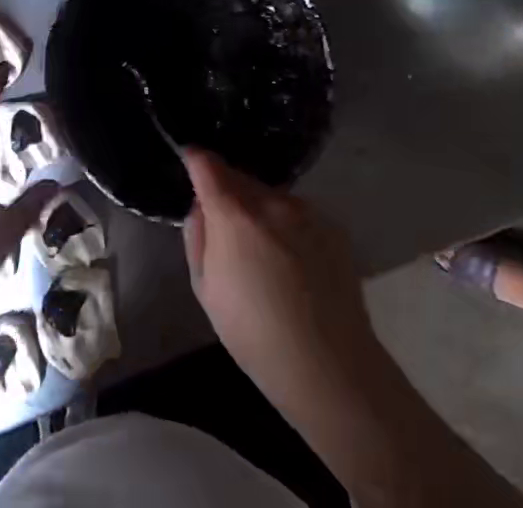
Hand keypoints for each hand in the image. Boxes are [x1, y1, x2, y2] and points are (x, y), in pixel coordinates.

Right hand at [180, 147, 380, 397]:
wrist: (329, 363)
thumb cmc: (253, 332)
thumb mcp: (205, 288)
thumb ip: (198, 236)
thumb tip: (202, 208)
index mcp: (234, 214)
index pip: (208, 165)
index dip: (195, 159)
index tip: (189, 159)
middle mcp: (272, 202)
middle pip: (240, 177)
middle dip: (225, 188)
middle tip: (221, 221)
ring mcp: (307, 212)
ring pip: (270, 194)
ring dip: (257, 206)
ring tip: (259, 247)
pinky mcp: (333, 227)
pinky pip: (297, 213)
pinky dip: (285, 223)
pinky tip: (290, 260)